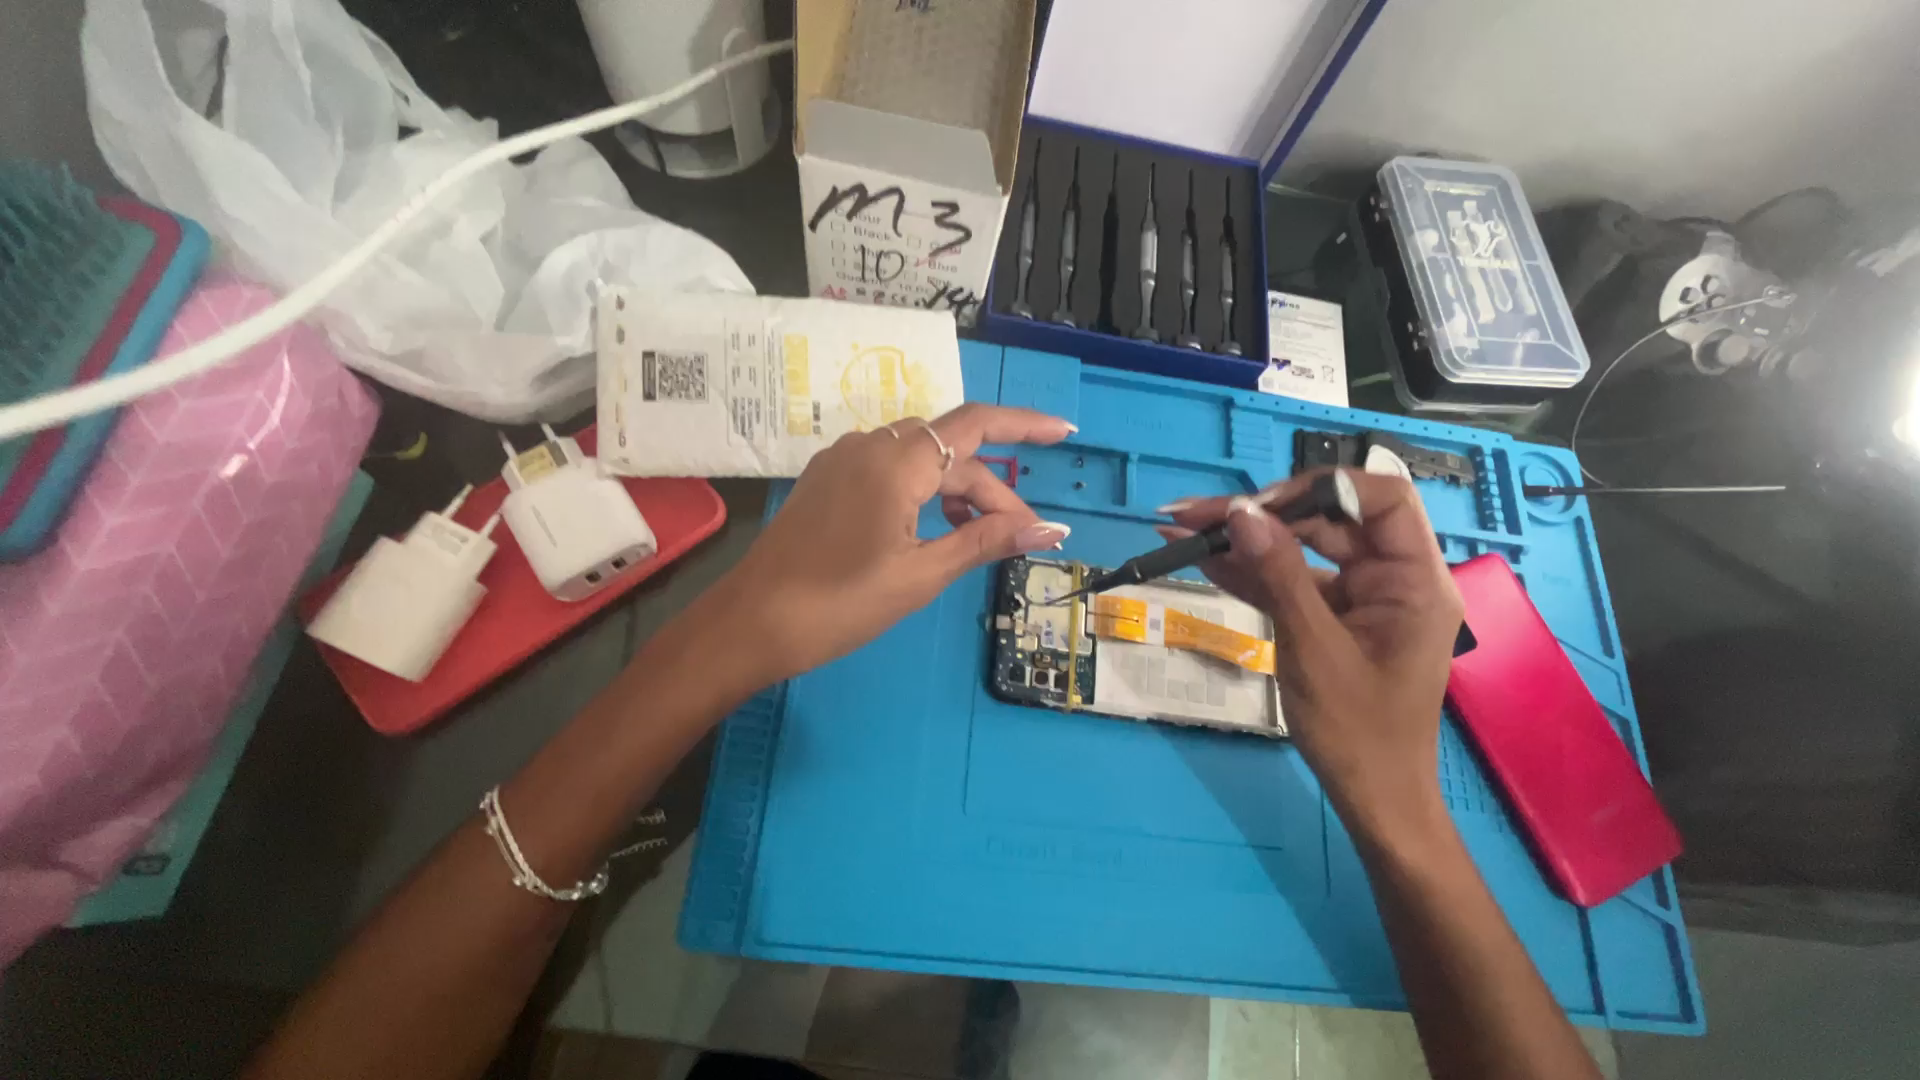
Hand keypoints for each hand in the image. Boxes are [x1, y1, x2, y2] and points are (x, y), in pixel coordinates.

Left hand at [693, 405, 1074, 687]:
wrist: (751, 623)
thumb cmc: (841, 603)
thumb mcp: (922, 574)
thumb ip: (986, 540)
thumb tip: (1050, 528)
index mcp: (896, 462)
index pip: (975, 425)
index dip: (1024, 425)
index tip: (1064, 433)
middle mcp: (869, 446)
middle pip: (949, 450)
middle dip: (989, 488)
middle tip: (1019, 535)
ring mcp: (842, 460)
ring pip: (918, 459)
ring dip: (955, 490)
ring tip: (978, 535)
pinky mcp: (826, 480)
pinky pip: (888, 469)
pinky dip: (921, 491)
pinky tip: (930, 527)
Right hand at [1158, 470, 1463, 837]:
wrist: (1370, 796)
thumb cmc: (1356, 730)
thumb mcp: (1312, 647)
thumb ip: (1277, 574)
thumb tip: (1240, 512)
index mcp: (1414, 580)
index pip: (1382, 500)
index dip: (1322, 488)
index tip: (1260, 504)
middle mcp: (1391, 577)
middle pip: (1328, 520)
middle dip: (1261, 513)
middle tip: (1195, 515)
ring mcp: (1359, 597)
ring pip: (1301, 548)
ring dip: (1243, 540)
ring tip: (1180, 529)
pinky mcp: (1332, 616)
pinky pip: (1289, 581)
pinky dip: (1247, 571)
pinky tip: (1199, 558)